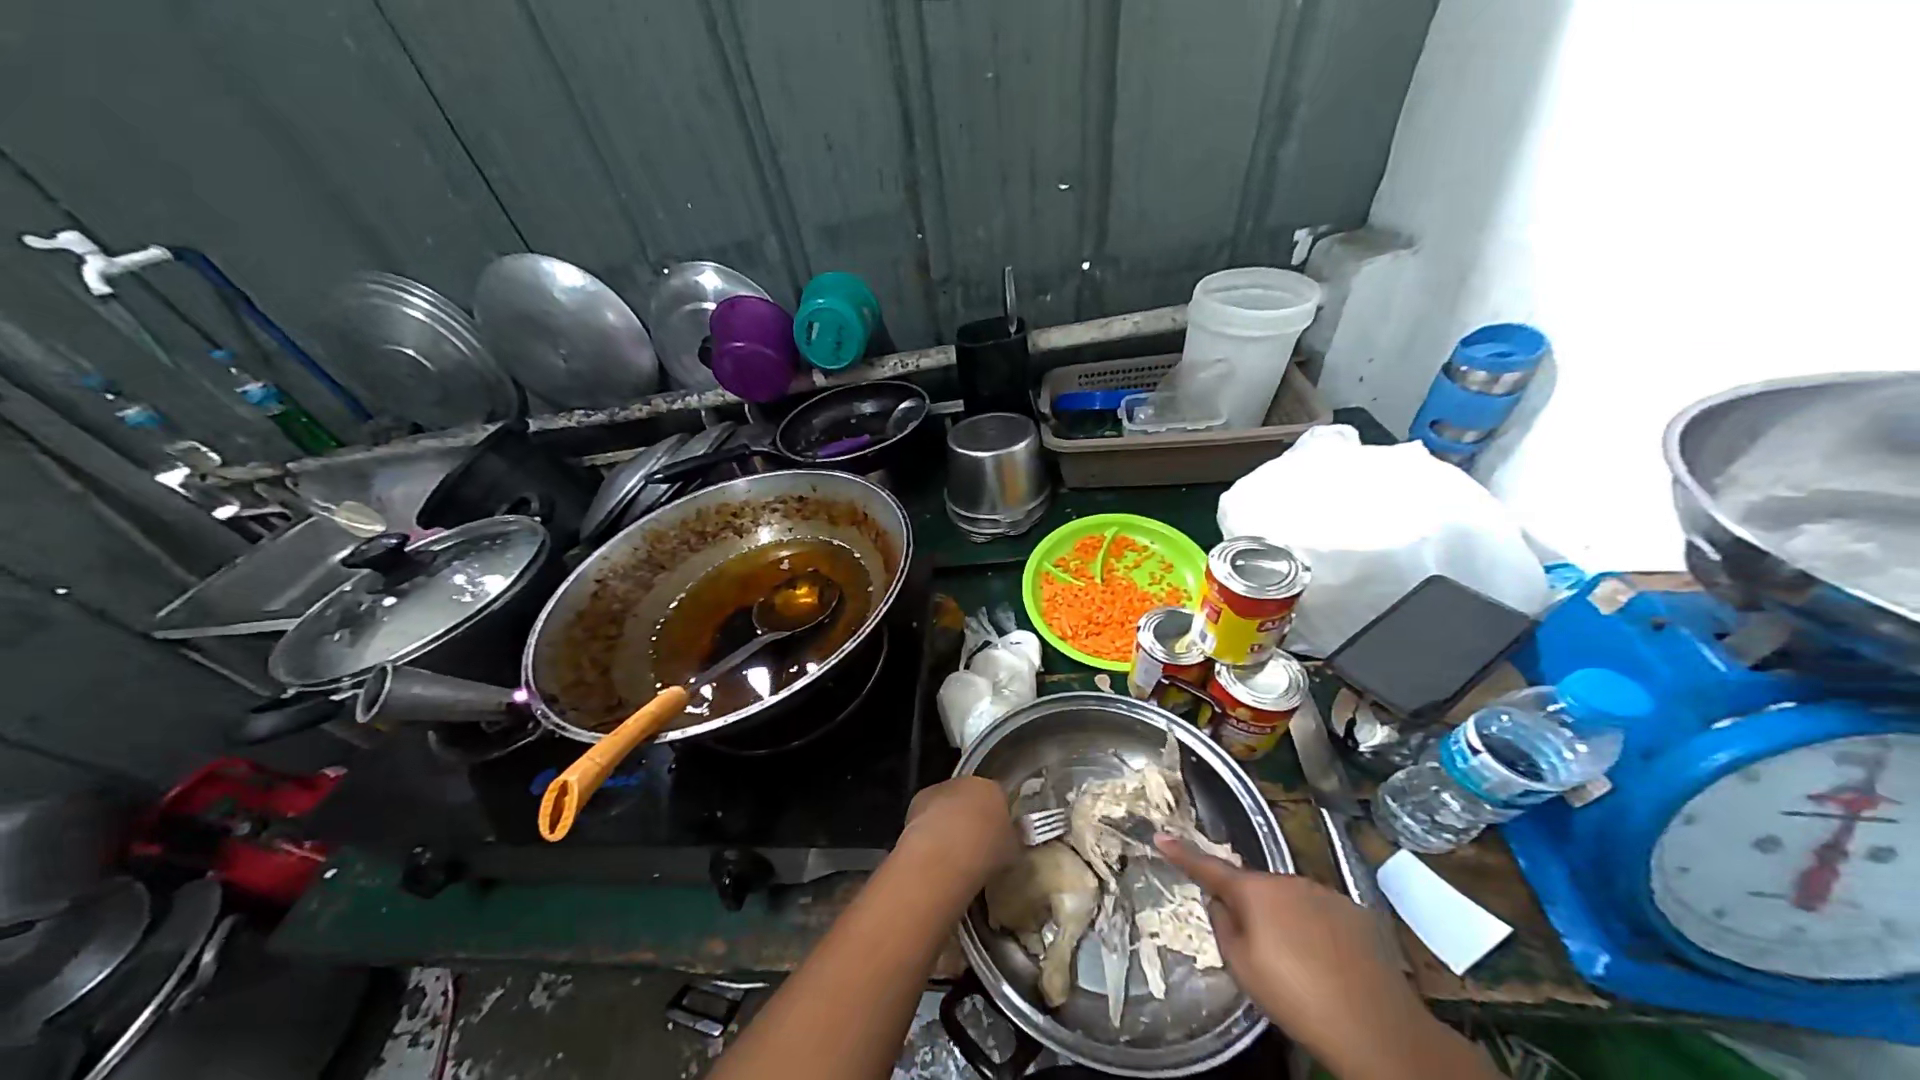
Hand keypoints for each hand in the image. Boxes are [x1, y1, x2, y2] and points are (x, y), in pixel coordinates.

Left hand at [900, 776, 1017, 880]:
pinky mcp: (914, 804)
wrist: (943, 856)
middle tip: (974, 844)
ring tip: (951, 853)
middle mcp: (964, 782)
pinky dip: (929, 830)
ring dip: (948, 822)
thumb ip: (1012, 839)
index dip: (997, 817)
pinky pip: (928, 817)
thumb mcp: (1012, 851)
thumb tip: (1011, 837)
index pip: (999, 797)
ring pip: (946, 805)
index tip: (997, 836)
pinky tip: (933, 852)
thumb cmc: (985, 852)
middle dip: (971, 816)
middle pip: (970, 797)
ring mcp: (937, 791)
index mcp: (993, 788)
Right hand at [1156, 836, 1486, 1079]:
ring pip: (1289, 900)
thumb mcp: (1241, 967)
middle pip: (1255, 888)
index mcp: (1254, 891)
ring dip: (1284, 920)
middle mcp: (1288, 881)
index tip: (1161, 835)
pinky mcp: (1354, 911)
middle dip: (1250, 908)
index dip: (1182, 853)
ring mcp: (1325, 892)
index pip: (1209, 868)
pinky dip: (1314, 930)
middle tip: (1256, 951)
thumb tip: (1221, 902)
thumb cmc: (1296, 996)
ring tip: (1298, 965)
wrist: (1376, 1026)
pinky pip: (1320, 912)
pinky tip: (1326, 964)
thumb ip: (1223, 925)